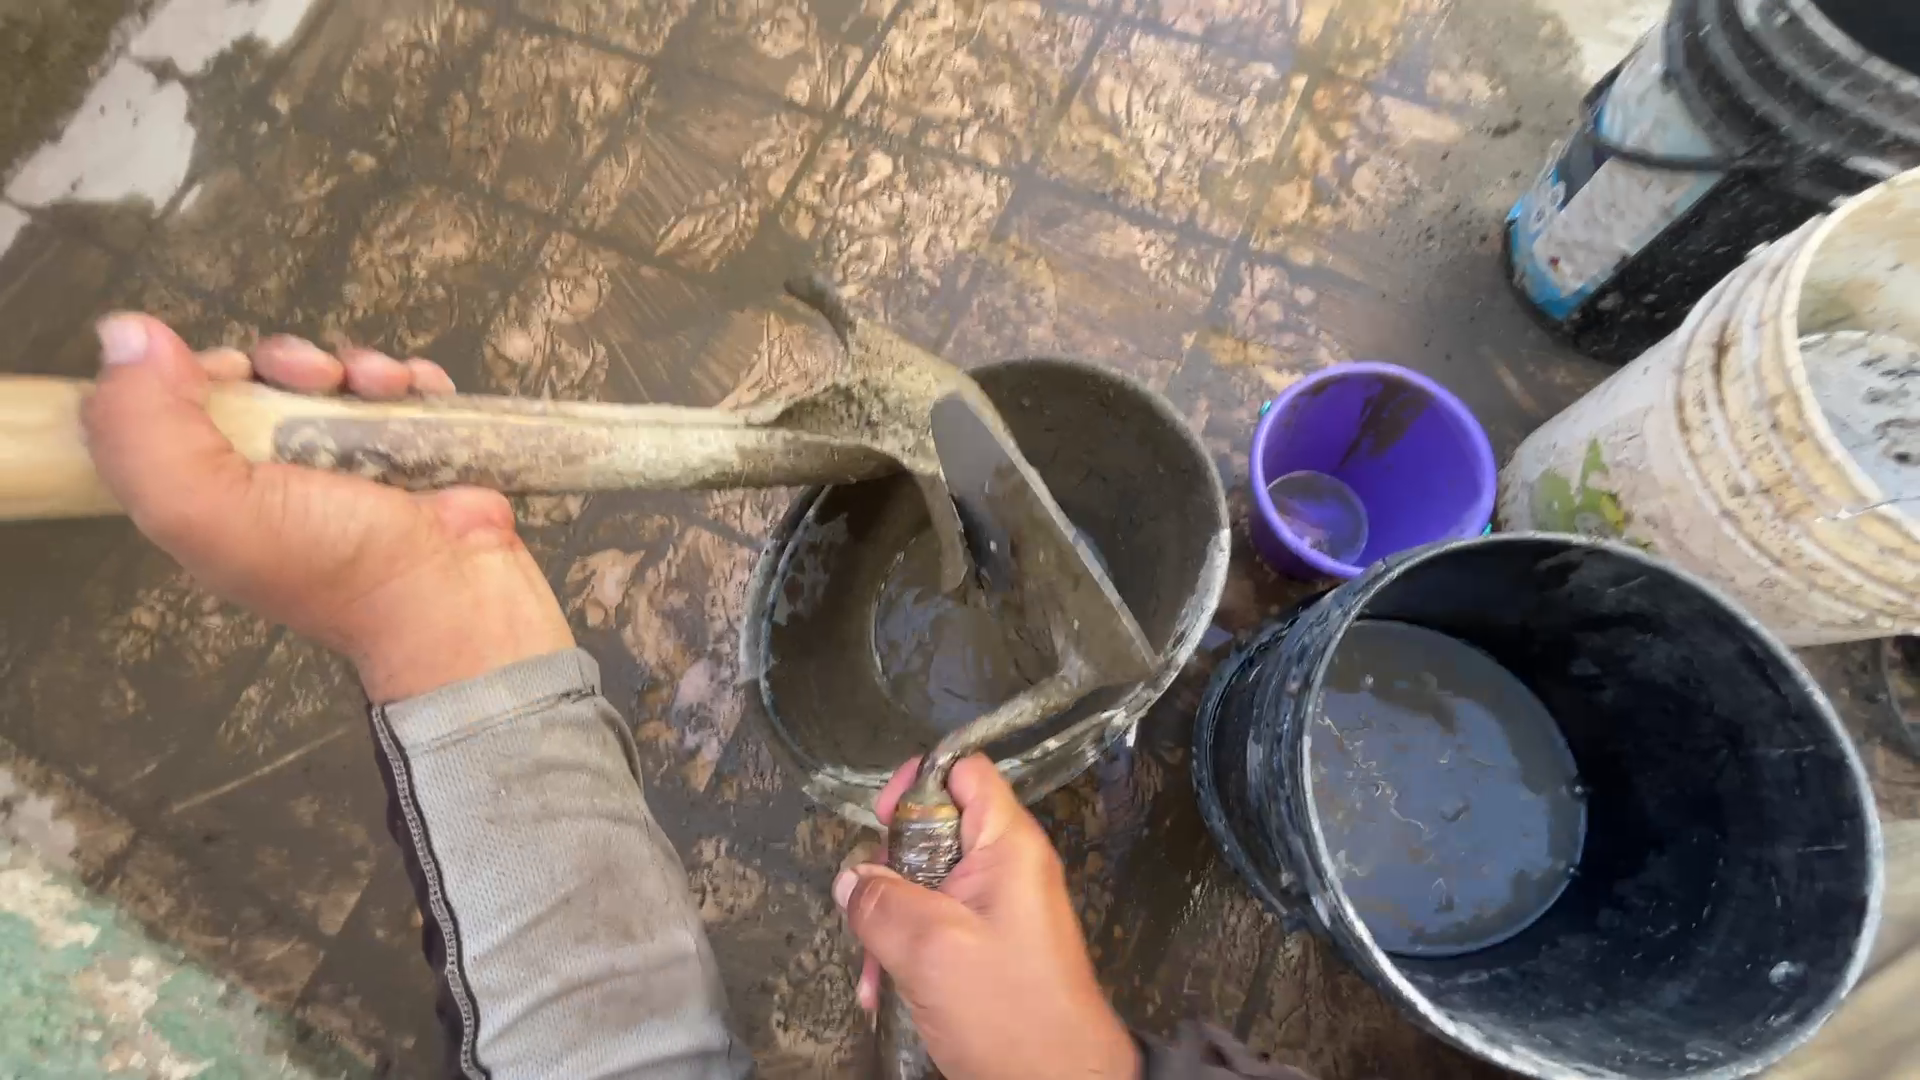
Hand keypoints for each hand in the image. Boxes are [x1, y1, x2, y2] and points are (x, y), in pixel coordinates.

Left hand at [83, 314, 574, 701]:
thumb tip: (128, 330)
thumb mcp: (204, 509)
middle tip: (321, 378)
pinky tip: (424, 389)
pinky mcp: (427, 452)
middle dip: (294, 361)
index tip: (240, 374)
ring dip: (366, 366)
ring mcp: (364, 460)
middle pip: (269, 380)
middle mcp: (287, 470)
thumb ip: (142, 427)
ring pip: (346, 379)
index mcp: (218, 487)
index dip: (204, 371)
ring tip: (390, 386)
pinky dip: (420, 380)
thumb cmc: (334, 563)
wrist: (451, 591)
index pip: (186, 403)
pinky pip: (415, 394)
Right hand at [835, 756, 1140, 1079]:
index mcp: (1007, 843)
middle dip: (891, 868)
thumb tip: (851, 877)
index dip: (919, 782)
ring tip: (870, 972)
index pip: (965, 772)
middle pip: (937, 829)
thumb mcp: (931, 948)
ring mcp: (998, 905)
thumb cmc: (1005, 1007)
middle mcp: (1006, 864)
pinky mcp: (989, 942)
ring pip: (929, 883)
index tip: (882, 818)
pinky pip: (938, 923)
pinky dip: (908, 947)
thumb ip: (882, 903)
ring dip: (891, 920)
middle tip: (867, 905)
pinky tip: (882, 990)